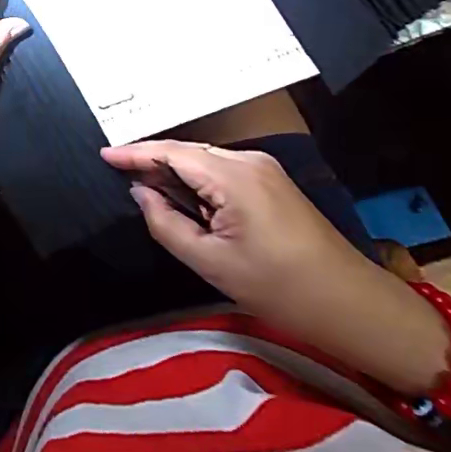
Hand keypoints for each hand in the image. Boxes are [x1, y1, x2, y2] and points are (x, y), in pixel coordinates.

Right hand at [104, 140, 450, 390]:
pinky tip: (184, 197)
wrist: (345, 299)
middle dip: (154, 160)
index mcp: (233, 175)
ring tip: (146, 187)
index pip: (173, 152)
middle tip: (120, 175)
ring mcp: (263, 168)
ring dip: (176, 171)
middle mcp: (248, 160)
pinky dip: (198, 180)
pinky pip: (223, 171)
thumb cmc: (276, 286)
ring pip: (206, 160)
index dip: (136, 152)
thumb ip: (166, 223)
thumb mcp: (211, 261)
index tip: (105, 155)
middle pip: (190, 151)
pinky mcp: (271, 181)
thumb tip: (141, 194)